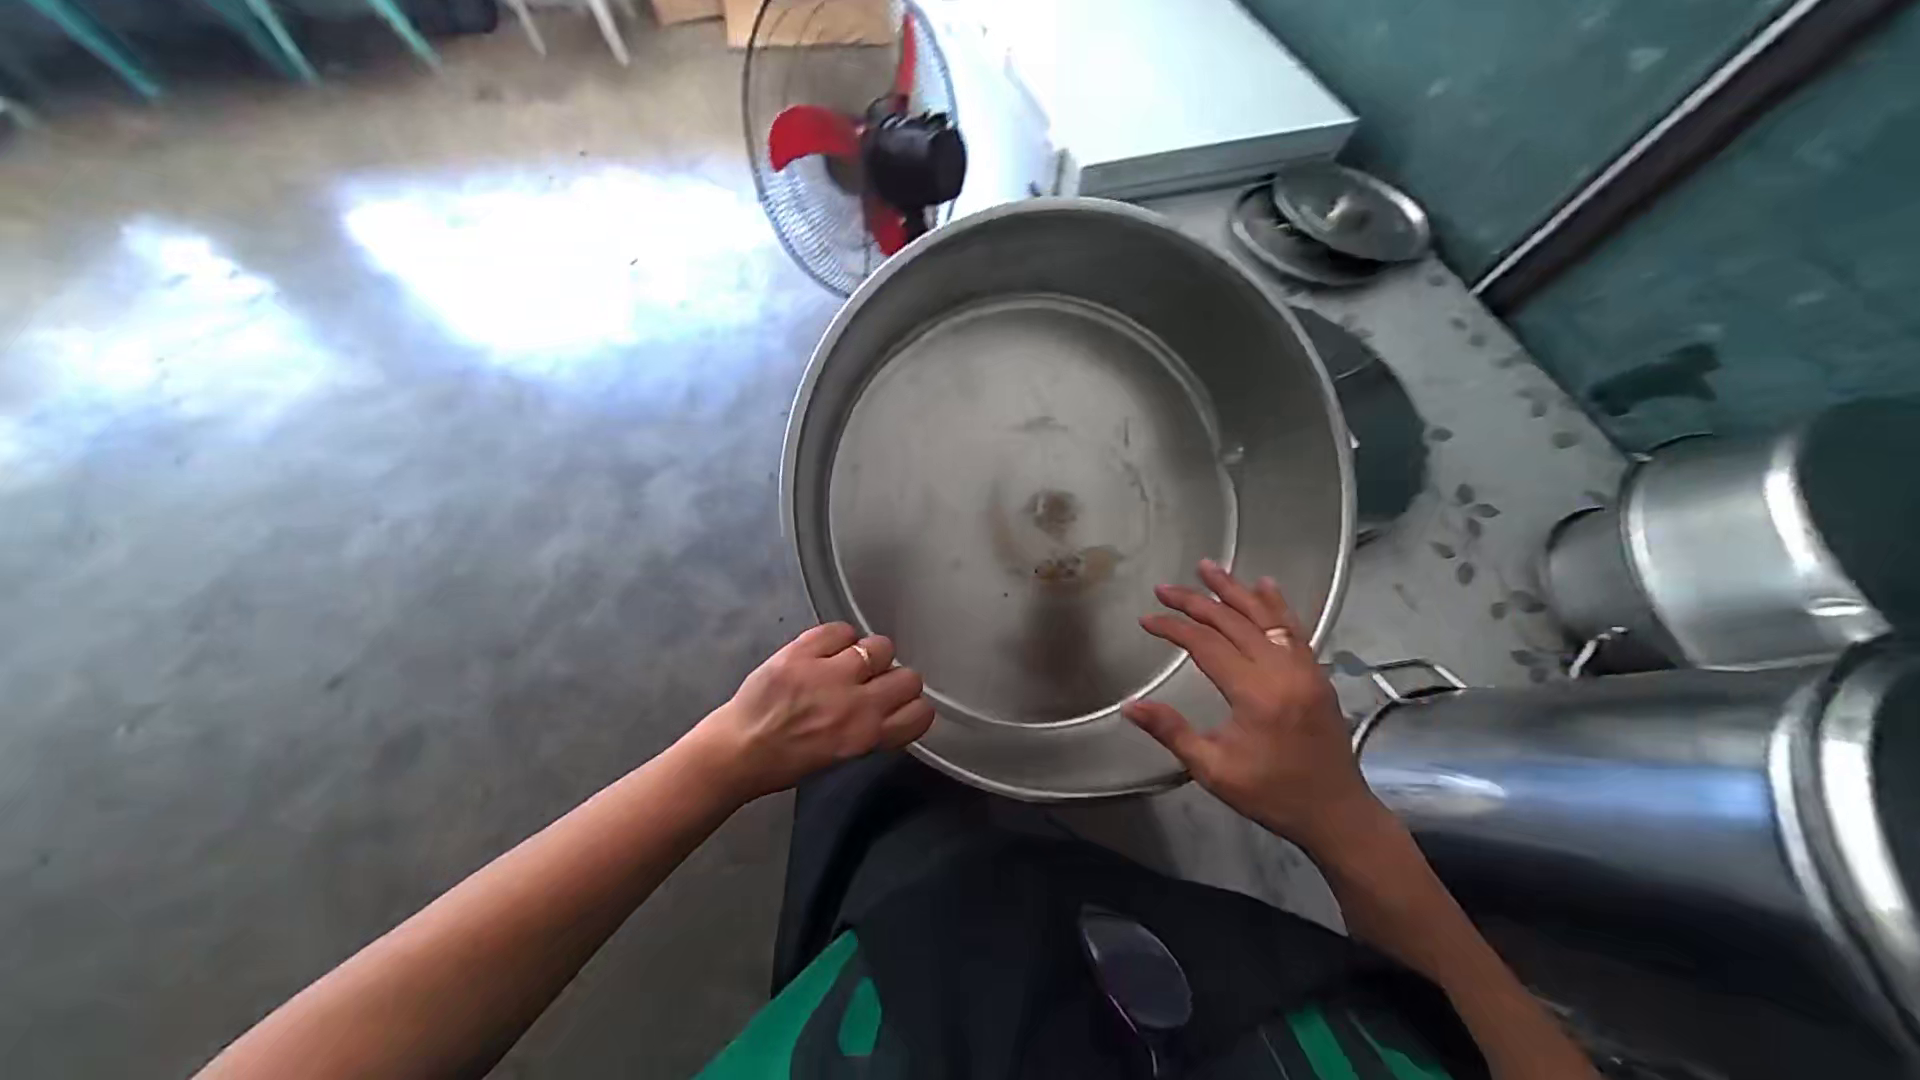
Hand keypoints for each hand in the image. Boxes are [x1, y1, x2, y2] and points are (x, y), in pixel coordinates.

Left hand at [687, 622, 933, 800]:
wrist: (737, 750)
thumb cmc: (787, 762)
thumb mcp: (841, 757)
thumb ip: (871, 731)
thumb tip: (890, 705)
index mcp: (866, 736)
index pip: (919, 713)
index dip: (912, 706)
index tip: (900, 704)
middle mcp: (856, 704)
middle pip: (908, 677)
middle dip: (894, 678)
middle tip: (873, 682)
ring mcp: (829, 674)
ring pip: (880, 646)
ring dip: (870, 654)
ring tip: (849, 662)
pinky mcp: (803, 651)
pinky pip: (841, 629)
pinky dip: (839, 637)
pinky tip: (827, 649)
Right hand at [1122, 559, 1383, 852]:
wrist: (1337, 814)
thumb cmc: (1272, 794)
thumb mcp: (1214, 770)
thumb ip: (1171, 732)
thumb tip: (1129, 706)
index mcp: (1256, 693)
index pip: (1206, 645)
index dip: (1173, 628)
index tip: (1147, 621)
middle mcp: (1282, 671)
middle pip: (1233, 622)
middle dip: (1195, 601)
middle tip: (1164, 588)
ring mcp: (1305, 668)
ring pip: (1265, 616)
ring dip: (1234, 589)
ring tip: (1208, 567)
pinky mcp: (1316, 673)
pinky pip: (1294, 628)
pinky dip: (1275, 604)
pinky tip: (1264, 585)